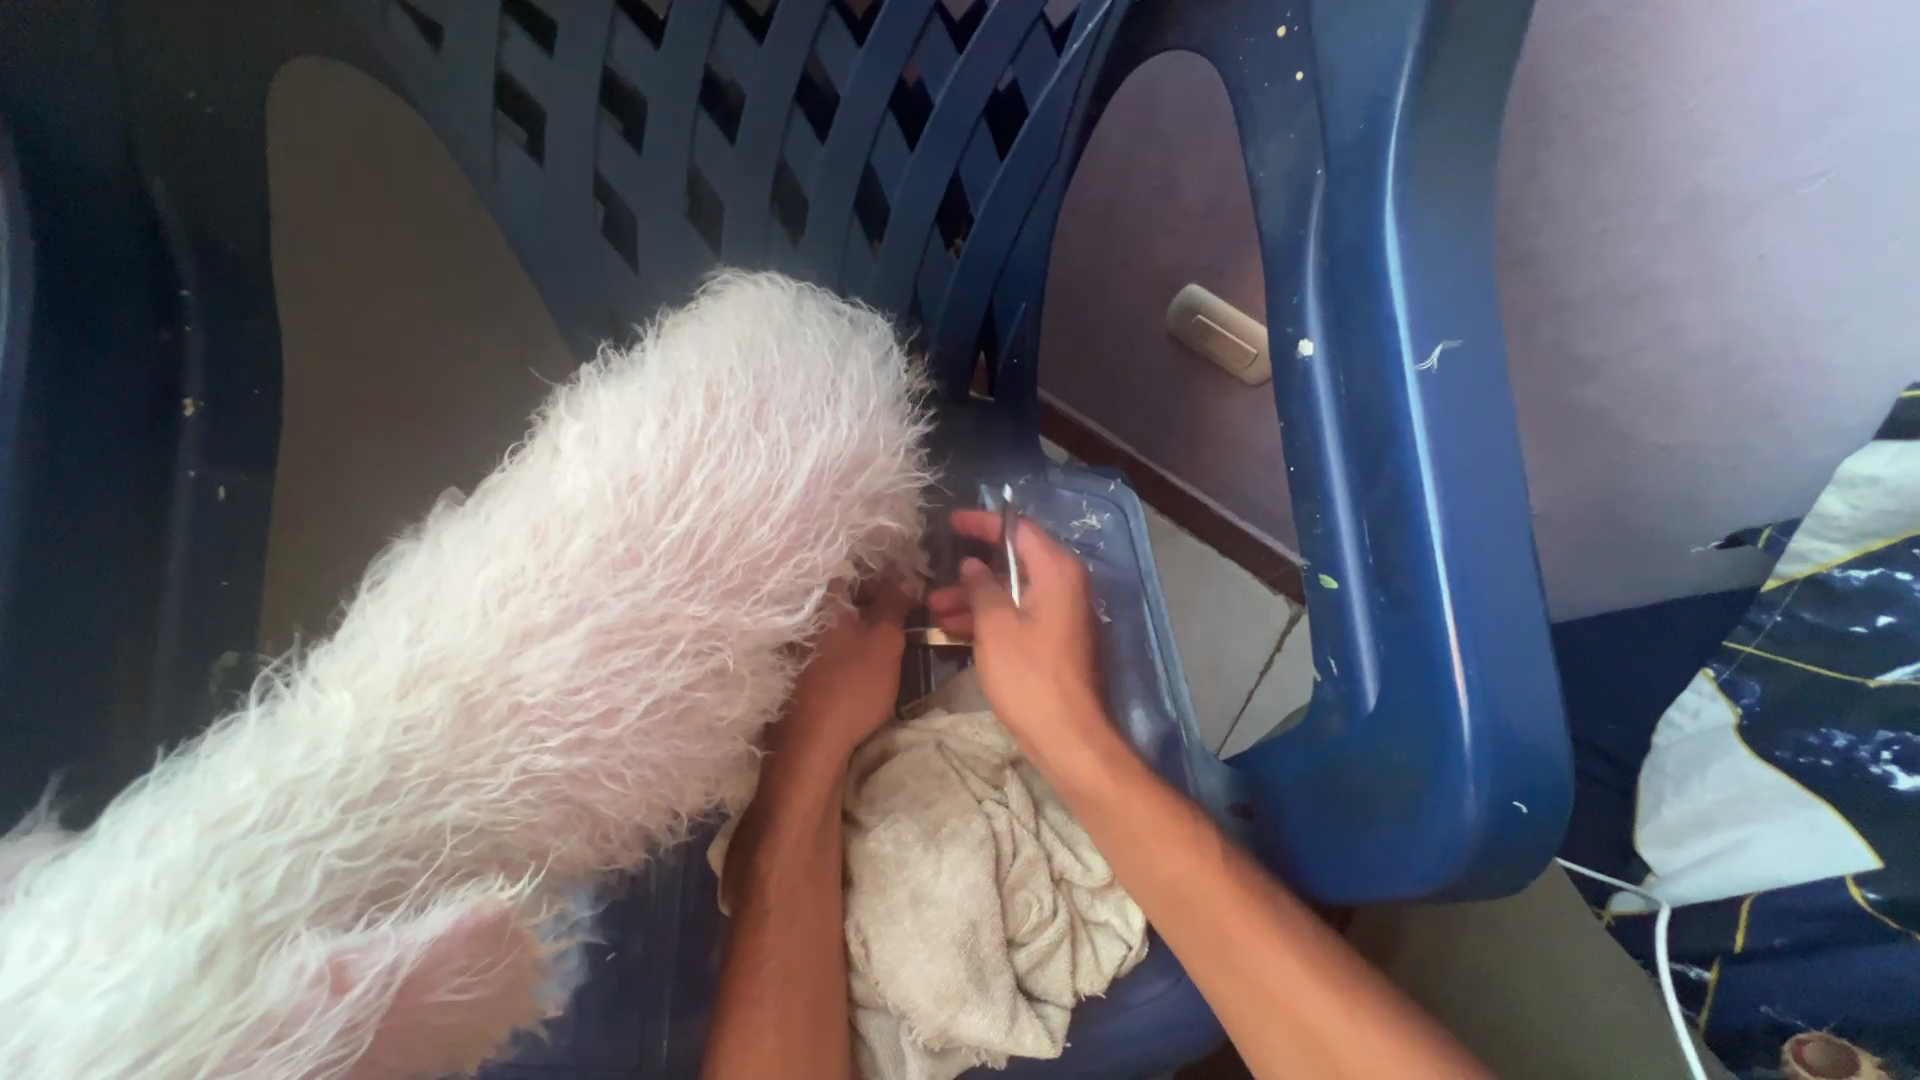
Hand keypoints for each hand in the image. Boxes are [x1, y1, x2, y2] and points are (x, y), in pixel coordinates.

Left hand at [778, 578, 912, 760]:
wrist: (812, 744)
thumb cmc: (852, 685)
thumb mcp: (885, 640)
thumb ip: (895, 602)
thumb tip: (906, 575)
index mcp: (824, 600)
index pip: (854, 569)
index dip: (884, 573)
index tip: (909, 585)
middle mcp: (805, 615)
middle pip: (845, 595)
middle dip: (875, 599)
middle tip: (906, 611)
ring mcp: (799, 644)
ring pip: (839, 621)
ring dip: (863, 623)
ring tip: (891, 634)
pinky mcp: (800, 670)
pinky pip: (831, 643)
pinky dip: (850, 644)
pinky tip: (868, 658)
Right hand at [924, 510, 1111, 767]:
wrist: (1066, 734)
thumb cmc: (1029, 675)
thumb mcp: (995, 626)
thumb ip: (981, 587)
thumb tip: (972, 565)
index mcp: (1057, 571)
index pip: (1019, 529)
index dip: (983, 524)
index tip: (951, 523)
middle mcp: (1064, 585)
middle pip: (1014, 562)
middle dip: (972, 572)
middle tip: (934, 580)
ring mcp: (1060, 614)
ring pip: (1012, 593)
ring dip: (974, 599)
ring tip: (934, 610)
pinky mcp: (1053, 639)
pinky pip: (1017, 616)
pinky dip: (989, 619)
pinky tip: (953, 630)